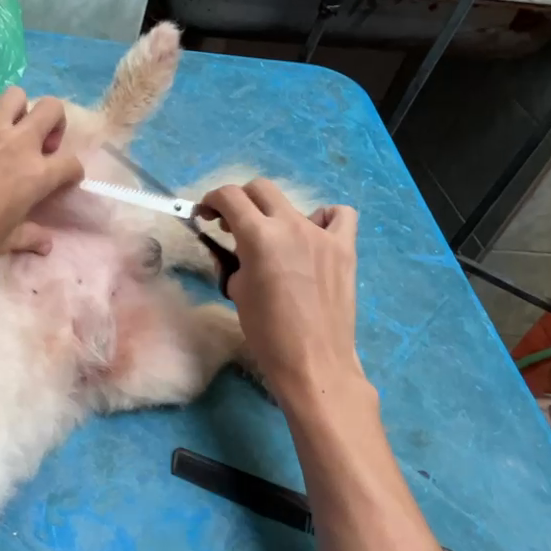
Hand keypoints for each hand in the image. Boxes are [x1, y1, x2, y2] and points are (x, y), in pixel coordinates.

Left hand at [0, 87, 84, 271]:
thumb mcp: (4, 243)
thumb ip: (30, 236)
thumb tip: (46, 244)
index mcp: (36, 175)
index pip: (71, 162)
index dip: (71, 173)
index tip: (61, 181)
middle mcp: (17, 143)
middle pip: (52, 109)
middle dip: (53, 123)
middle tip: (39, 144)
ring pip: (15, 95)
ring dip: (17, 111)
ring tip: (6, 133)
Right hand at [201, 182, 367, 409]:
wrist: (313, 362)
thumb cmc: (267, 333)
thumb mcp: (237, 292)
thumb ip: (236, 261)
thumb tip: (239, 251)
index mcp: (258, 236)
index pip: (229, 197)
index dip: (212, 200)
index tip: (206, 214)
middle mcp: (290, 226)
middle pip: (259, 189)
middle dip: (240, 201)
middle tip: (231, 226)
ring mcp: (322, 234)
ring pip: (294, 203)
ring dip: (274, 214)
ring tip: (273, 239)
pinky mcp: (344, 248)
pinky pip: (338, 216)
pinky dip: (324, 218)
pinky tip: (315, 236)